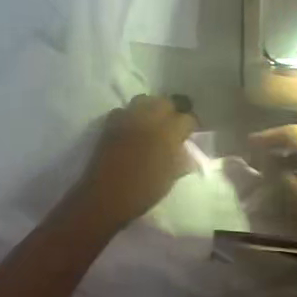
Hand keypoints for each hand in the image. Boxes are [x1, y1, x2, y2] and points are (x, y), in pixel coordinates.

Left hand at [66, 95, 198, 229]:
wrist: (106, 196)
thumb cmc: (143, 191)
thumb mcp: (170, 178)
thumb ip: (181, 159)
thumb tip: (185, 150)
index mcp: (168, 132)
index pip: (187, 118)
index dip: (191, 126)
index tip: (189, 134)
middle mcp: (149, 118)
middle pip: (165, 101)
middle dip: (172, 111)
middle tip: (172, 125)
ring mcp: (127, 118)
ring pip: (144, 100)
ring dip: (151, 108)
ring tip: (152, 123)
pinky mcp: (110, 123)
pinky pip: (124, 110)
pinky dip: (130, 115)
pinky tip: (132, 129)